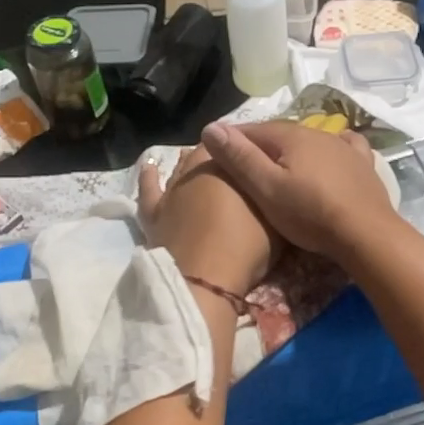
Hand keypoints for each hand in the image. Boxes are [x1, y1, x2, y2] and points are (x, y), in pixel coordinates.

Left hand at [137, 147, 275, 295]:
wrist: (205, 278)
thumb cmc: (245, 246)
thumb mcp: (274, 221)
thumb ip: (270, 197)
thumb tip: (269, 185)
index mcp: (227, 166)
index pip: (234, 146)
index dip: (242, 148)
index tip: (250, 153)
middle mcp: (198, 171)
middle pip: (205, 155)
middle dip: (216, 155)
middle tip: (227, 160)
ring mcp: (173, 191)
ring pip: (180, 169)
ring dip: (187, 163)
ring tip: (192, 157)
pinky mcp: (153, 212)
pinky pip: (148, 188)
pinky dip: (148, 176)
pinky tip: (150, 167)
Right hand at [198, 120, 400, 262]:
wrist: (365, 233)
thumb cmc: (310, 214)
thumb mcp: (266, 188)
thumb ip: (239, 158)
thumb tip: (210, 127)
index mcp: (291, 136)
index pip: (252, 130)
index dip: (232, 140)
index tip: (218, 155)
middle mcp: (318, 133)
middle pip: (280, 134)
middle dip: (261, 146)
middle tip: (244, 167)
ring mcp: (344, 147)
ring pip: (309, 141)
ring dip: (291, 149)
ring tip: (281, 168)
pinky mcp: (362, 164)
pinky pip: (343, 146)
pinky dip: (330, 148)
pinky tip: (332, 151)